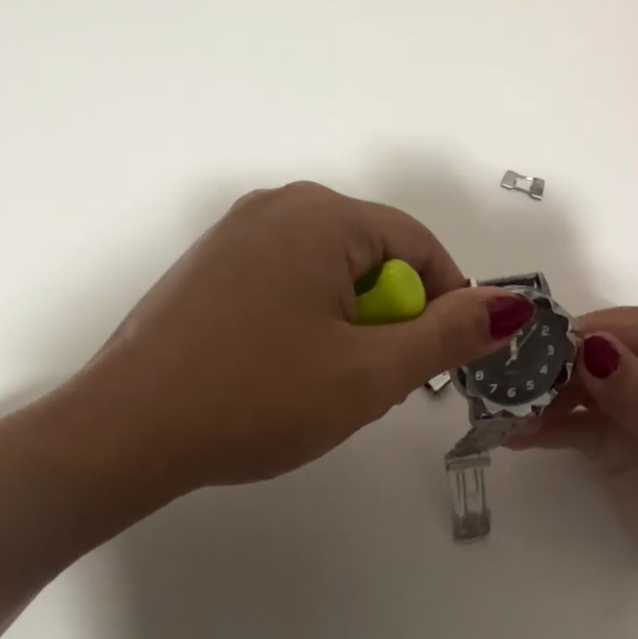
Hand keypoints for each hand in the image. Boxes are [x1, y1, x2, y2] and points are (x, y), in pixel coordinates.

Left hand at [73, 182, 531, 492]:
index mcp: (319, 217)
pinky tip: (276, 377)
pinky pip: (283, 288)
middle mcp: (274, 208)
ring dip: (346, 331)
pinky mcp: (206, 273)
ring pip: (327, 279)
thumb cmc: (257, 398)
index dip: (445, 306)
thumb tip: (508, 306)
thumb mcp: (369, 374)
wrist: (128, 430)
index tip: (438, 365)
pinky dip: (301, 328)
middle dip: (388, 322)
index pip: (419, 247)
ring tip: (318, 388)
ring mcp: (232, 238)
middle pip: (372, 259)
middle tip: (369, 385)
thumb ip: (447, 336)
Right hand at [514, 307, 637, 635]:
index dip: (610, 330)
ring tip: (509, 410)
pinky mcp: (619, 444)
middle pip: (617, 351)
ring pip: (591, 385)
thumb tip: (591, 348)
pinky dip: (550, 427)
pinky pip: (579, 424)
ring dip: (551, 395)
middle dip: (568, 363)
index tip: (556, 344)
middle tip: (519, 378)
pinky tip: (518, 434)